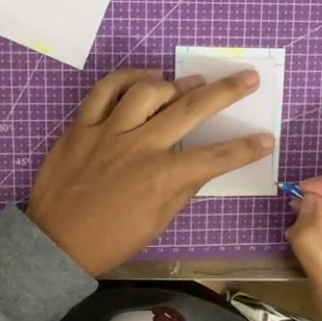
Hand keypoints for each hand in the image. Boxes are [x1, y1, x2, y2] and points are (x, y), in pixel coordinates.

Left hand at [28, 68, 273, 275]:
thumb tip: (201, 165)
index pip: (216, 157)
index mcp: (161, 178)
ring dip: (177, 83)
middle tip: (247, 78)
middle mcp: (139, 147)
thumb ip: (182, 190)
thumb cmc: (111, 240)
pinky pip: (106, 90)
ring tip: (192, 83)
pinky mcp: (82, 126)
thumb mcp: (156, 223)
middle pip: (190, 109)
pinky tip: (145, 78)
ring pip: (149, 90)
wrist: (55, 243)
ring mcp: (108, 132)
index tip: (266, 138)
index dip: (246, 147)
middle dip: (226, 92)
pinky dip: (128, 78)